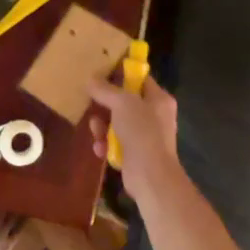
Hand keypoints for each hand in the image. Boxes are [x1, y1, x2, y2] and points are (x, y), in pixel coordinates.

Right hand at [87, 76, 180, 190]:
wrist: (151, 176)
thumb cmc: (142, 132)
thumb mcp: (122, 103)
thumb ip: (105, 90)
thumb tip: (91, 79)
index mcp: (159, 99)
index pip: (140, 79)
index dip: (121, 74)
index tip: (101, 73)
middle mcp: (154, 115)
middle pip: (125, 102)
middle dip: (106, 105)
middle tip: (91, 103)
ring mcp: (145, 136)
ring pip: (117, 123)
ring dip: (102, 127)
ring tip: (96, 131)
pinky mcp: (135, 153)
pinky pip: (115, 142)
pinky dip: (106, 144)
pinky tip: (100, 148)